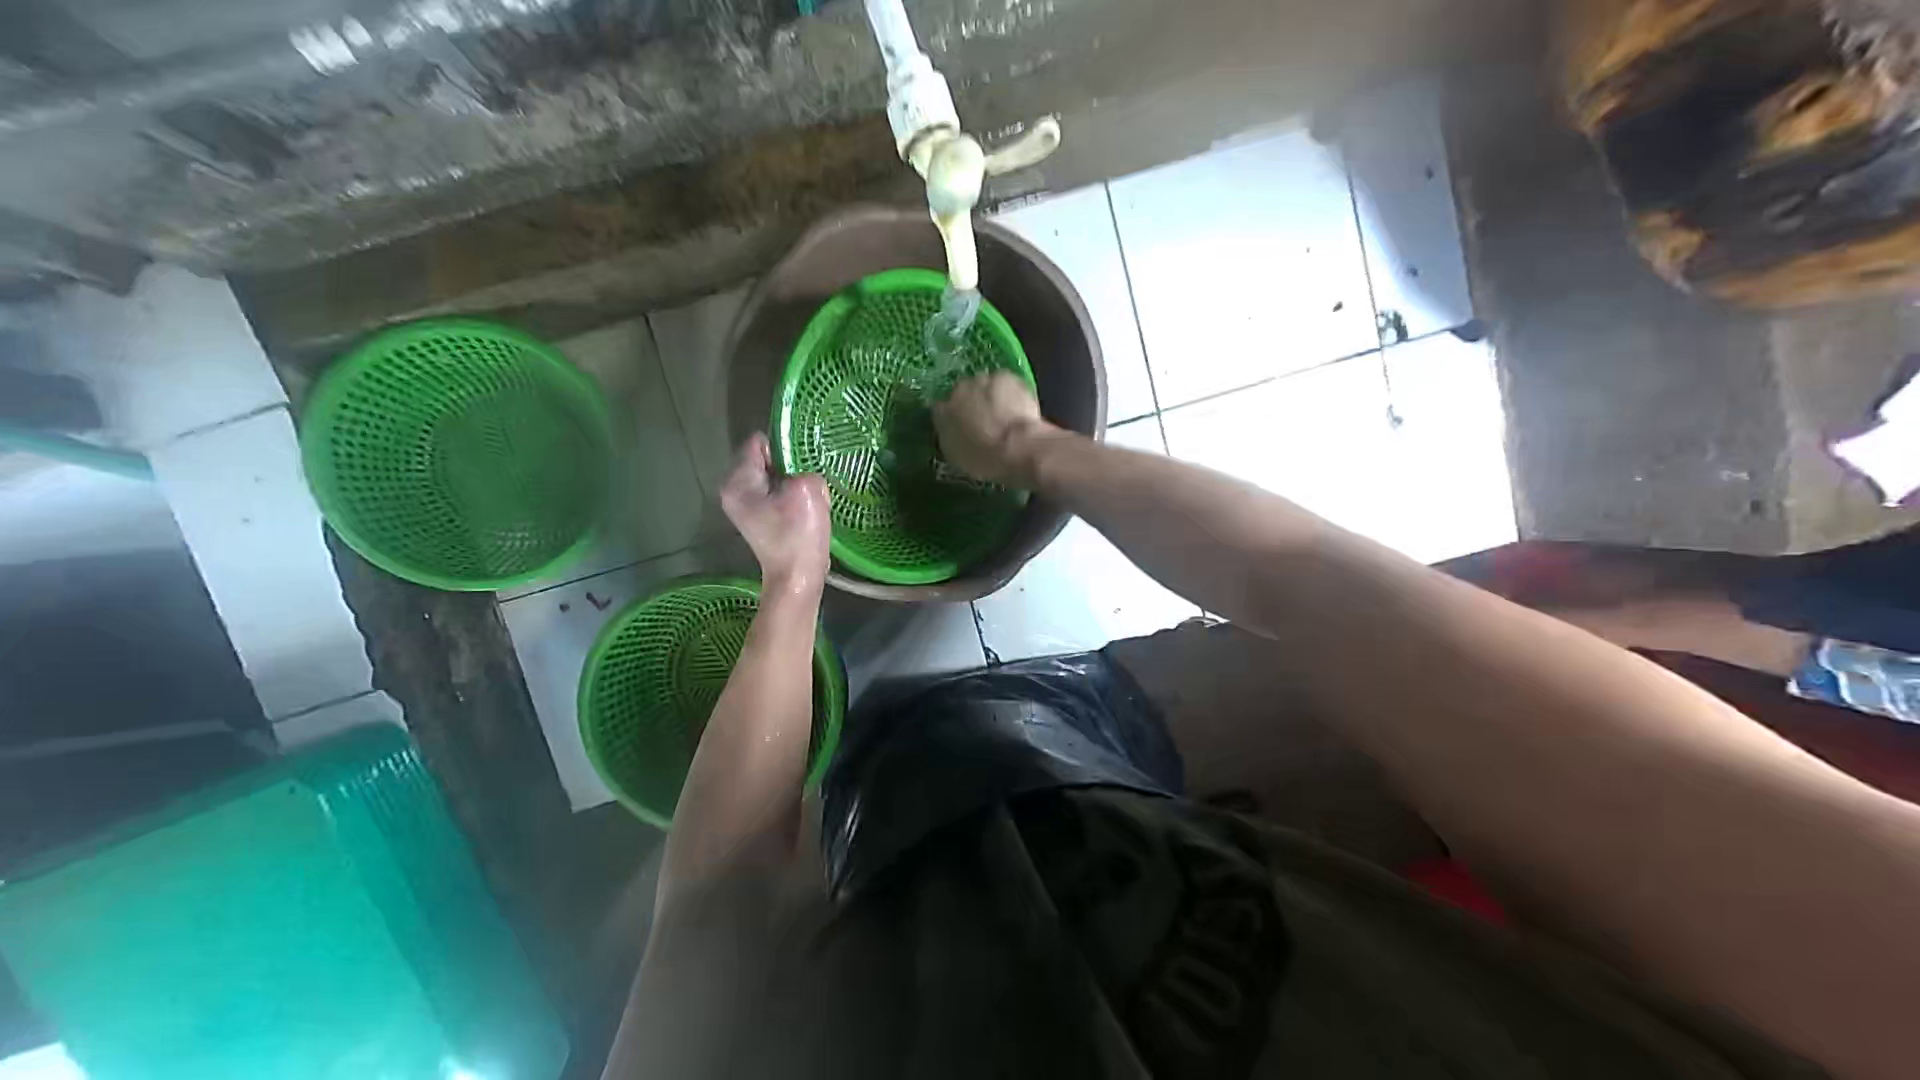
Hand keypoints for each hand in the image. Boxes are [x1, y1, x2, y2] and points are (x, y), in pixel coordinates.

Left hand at [720, 434, 830, 594]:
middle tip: (808, 483)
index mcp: (737, 481)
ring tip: (809, 499)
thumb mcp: (807, 489)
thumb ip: (804, 467)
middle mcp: (734, 490)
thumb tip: (803, 473)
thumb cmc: (798, 535)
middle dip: (791, 466)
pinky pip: (779, 493)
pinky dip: (793, 497)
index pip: (759, 442)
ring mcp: (746, 505)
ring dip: (795, 483)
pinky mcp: (760, 517)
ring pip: (777, 477)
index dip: (784, 446)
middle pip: (767, 459)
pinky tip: (805, 510)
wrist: (798, 579)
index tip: (804, 462)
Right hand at [933, 372, 1056, 486]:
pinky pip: (1005, 383)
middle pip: (963, 392)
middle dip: (972, 403)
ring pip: (985, 385)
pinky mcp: (1005, 377)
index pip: (941, 410)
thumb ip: (951, 438)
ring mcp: (982, 381)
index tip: (963, 426)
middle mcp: (957, 392)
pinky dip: (1011, 392)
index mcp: (942, 414)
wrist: (1014, 449)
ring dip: (991, 396)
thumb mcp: (957, 456)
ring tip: (1005, 414)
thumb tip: (953, 430)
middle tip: (986, 420)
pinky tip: (1019, 407)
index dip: (953, 418)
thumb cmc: (983, 460)